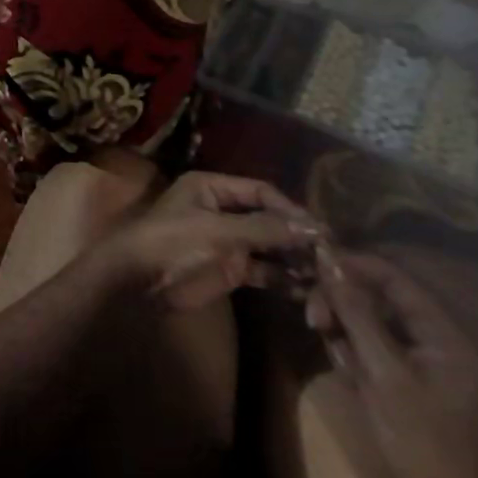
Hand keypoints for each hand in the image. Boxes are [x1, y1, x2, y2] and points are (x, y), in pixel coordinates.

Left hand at [103, 173, 323, 311]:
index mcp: (211, 188)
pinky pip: (267, 270)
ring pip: (272, 246)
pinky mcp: (232, 268)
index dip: (291, 209)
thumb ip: (264, 228)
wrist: (141, 279)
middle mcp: (222, 209)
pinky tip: (311, 290)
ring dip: (298, 259)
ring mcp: (228, 240)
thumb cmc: (172, 242)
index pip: (261, 191)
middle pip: (270, 218)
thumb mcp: (217, 230)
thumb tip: (315, 228)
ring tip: (330, 276)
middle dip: (299, 236)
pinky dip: (286, 278)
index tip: (322, 232)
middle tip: (336, 258)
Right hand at [311, 252, 477, 477]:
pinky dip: (359, 354)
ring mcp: (436, 370)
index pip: (401, 284)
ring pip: (378, 328)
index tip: (314, 261)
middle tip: (313, 318)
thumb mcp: (383, 373)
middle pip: (386, 306)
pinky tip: (350, 372)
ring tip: (334, 353)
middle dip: (345, 306)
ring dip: (348, 332)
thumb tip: (331, 263)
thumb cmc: (420, 437)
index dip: (358, 266)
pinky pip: (382, 352)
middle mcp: (448, 349)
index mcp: (452, 343)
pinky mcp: (420, 386)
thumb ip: (358, 315)